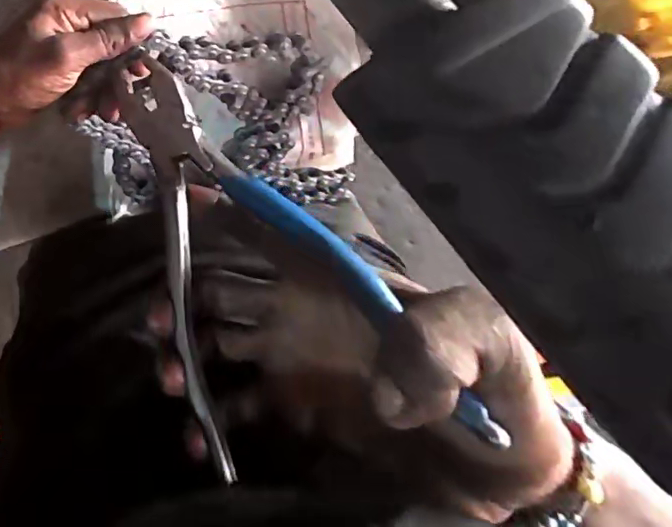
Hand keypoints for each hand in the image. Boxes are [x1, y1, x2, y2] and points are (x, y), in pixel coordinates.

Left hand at [0, 0, 153, 157]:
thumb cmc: (18, 76)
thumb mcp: (66, 56)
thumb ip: (107, 40)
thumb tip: (149, 20)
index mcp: (65, 8)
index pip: (114, 16)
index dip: (132, 41)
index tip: (142, 70)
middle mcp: (66, 22)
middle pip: (109, 43)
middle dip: (115, 74)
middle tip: (122, 100)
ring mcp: (62, 46)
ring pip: (100, 65)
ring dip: (103, 91)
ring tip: (101, 113)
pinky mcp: (59, 69)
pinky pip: (86, 78)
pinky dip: (87, 96)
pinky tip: (79, 113)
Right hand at [155, 197, 574, 522]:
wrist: (511, 469)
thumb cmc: (499, 381)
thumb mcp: (487, 336)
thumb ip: (441, 339)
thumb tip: (385, 391)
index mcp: (334, 279)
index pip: (272, 234)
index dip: (227, 212)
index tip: (183, 203)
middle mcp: (302, 311)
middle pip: (225, 287)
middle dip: (183, 293)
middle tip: (160, 323)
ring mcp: (295, 362)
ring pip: (218, 342)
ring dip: (185, 352)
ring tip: (171, 380)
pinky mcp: (297, 414)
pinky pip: (238, 409)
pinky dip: (209, 420)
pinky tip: (196, 439)